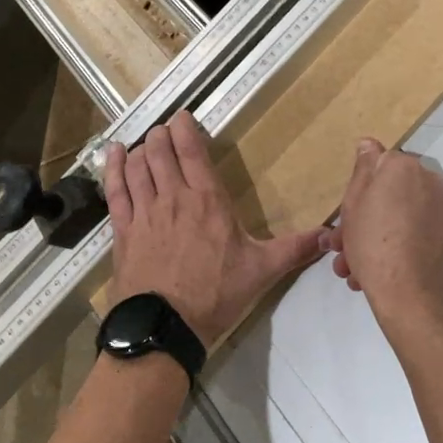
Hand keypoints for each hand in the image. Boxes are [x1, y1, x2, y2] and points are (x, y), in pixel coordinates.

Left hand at [104, 111, 324, 344]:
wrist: (165, 326)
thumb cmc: (216, 294)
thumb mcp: (262, 270)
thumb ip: (295, 248)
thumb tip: (330, 236)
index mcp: (207, 199)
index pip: (191, 150)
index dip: (184, 128)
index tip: (183, 115)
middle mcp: (173, 197)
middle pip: (160, 152)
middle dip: (161, 135)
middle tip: (165, 130)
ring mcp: (144, 212)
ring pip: (138, 166)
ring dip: (141, 149)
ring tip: (145, 142)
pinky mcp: (124, 231)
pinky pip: (116, 190)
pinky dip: (113, 168)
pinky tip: (113, 154)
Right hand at [319, 139, 442, 334]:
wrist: (412, 297)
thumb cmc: (374, 245)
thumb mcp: (354, 204)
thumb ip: (363, 169)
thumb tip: (369, 144)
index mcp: (404, 166)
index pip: (376, 165)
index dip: (356, 191)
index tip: (343, 217)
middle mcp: (429, 180)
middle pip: (387, 193)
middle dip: (360, 220)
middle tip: (340, 248)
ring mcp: (441, 209)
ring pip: (397, 216)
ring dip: (371, 238)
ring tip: (351, 270)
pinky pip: (412, 232)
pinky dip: (393, 245)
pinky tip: (370, 274)